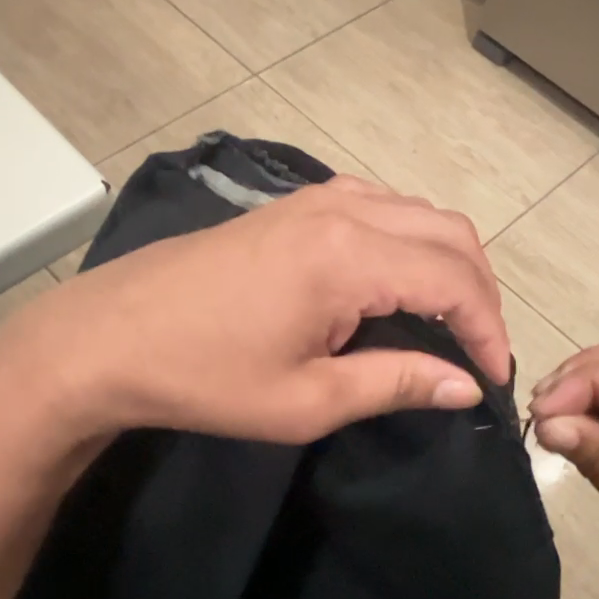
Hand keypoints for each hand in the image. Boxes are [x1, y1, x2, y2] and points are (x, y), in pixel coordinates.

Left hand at [0, 176, 511, 446]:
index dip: (487, 331)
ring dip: (445, 262)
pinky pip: (377, 206)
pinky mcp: (289, 206)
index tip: (490, 379)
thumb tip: (466, 386)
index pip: (456, 280)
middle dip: (478, 292)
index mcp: (350, 255)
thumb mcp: (308, 399)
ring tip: (443, 321)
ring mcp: (313, 199)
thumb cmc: (205, 378)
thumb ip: (396, 382)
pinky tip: (392, 282)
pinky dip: (406, 240)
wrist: (108, 338)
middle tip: (475, 350)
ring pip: (416, 212)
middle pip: (449, 233)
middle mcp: (342, 210)